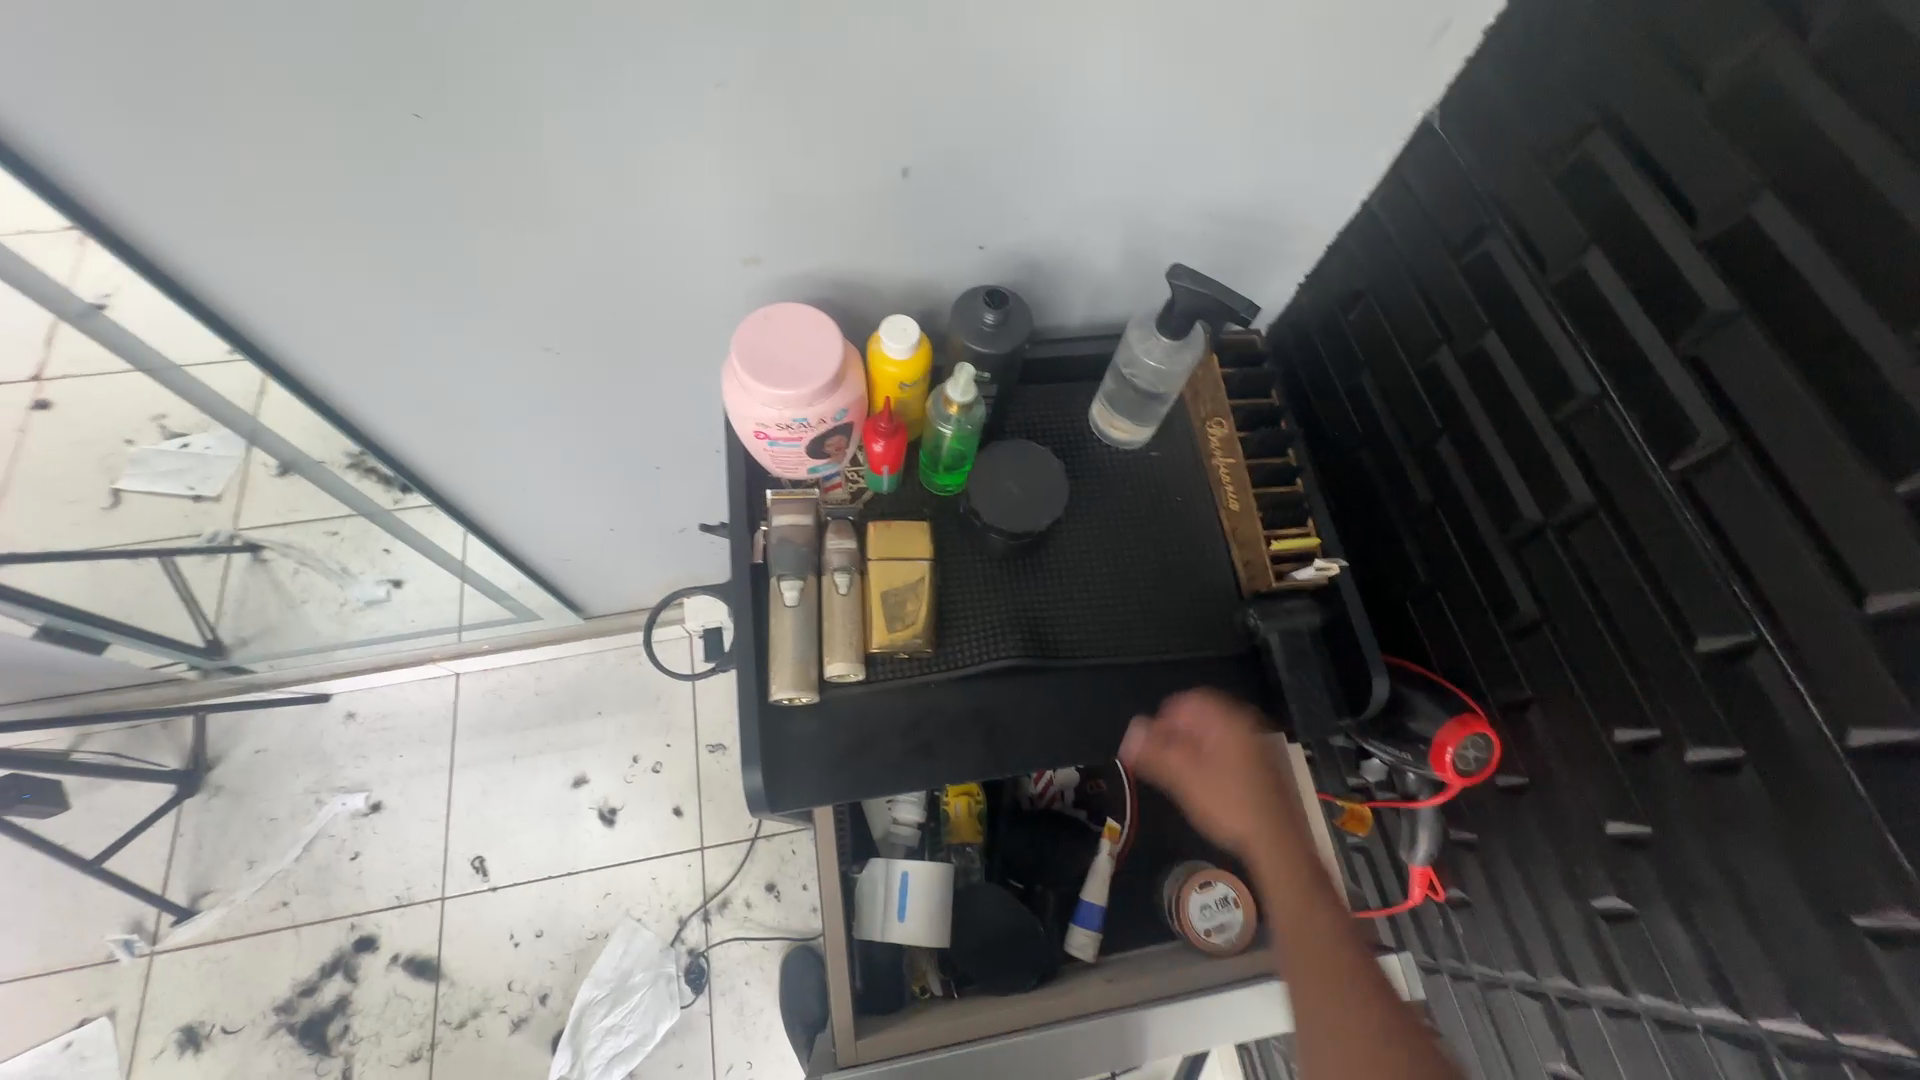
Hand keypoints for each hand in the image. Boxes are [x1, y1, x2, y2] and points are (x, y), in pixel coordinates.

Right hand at [1119, 689, 1308, 862]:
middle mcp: (1246, 725)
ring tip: (1177, 775)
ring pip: (1214, 736)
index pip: (1186, 701)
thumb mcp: (1183, 778)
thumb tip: (1130, 731)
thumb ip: (1153, 751)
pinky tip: (1203, 784)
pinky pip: (1229, 751)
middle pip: (1201, 718)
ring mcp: (1258, 746)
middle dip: (1175, 736)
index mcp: (1228, 720)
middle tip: (1159, 761)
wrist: (1278, 842)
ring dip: (1191, 749)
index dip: (1162, 720)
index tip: (1148, 744)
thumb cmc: (1229, 805)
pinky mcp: (1264, 766)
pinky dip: (1209, 760)